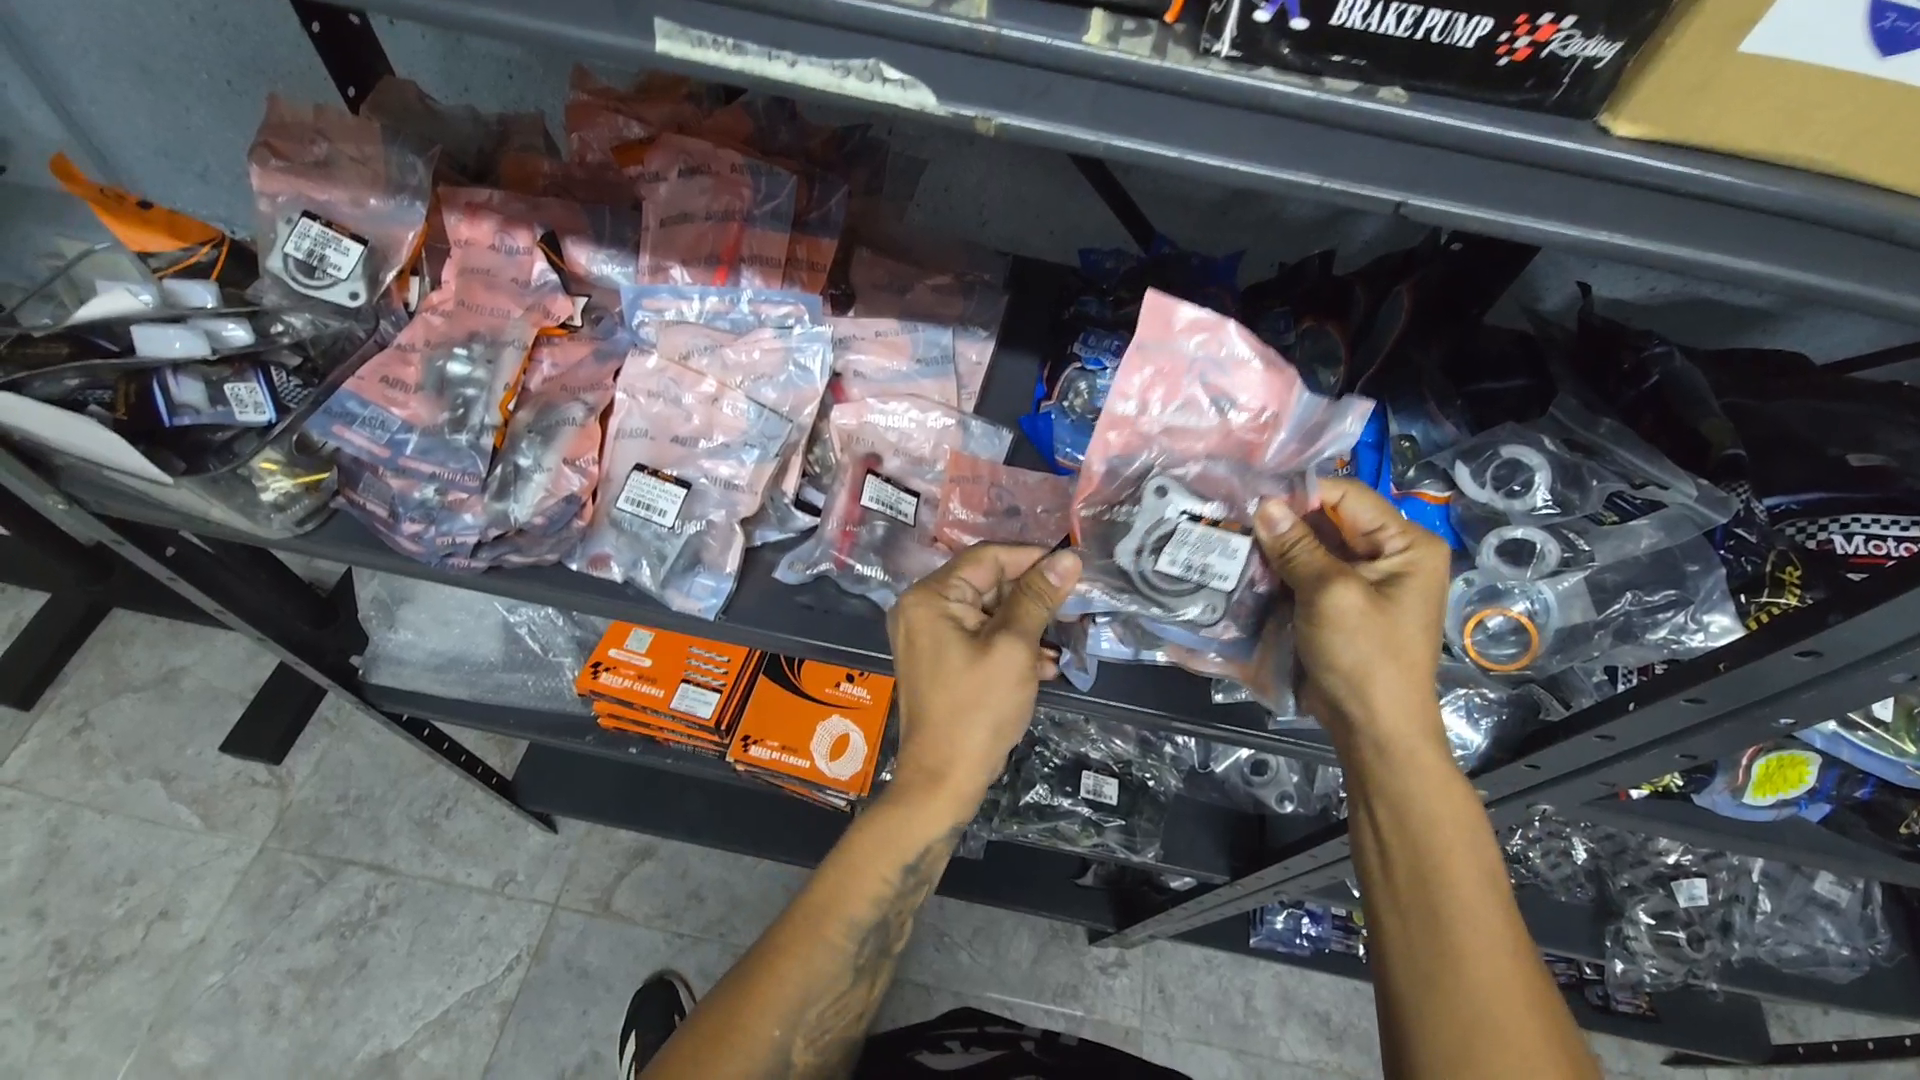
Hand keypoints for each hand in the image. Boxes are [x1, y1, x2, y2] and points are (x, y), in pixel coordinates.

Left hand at [885, 544, 1081, 815]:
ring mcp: (929, 637)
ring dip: (1028, 624)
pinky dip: (1011, 646)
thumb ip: (1038, 599)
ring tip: (1064, 641)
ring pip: (989, 613)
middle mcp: (922, 608)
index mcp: (931, 597)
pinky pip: (980, 638)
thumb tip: (1067, 558)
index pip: (987, 557)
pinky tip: (1044, 667)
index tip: (1073, 568)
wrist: (943, 779)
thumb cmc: (978, 710)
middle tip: (1074, 607)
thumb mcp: (1014, 648)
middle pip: (987, 583)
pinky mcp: (941, 661)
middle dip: (1032, 596)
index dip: (1032, 559)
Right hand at [1257, 477, 1450, 740]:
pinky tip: (1247, 573)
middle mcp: (1390, 556)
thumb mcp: (1329, 594)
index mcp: (1406, 544)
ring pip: (1312, 549)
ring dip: (1275, 550)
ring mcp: (1364, 583)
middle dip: (1283, 524)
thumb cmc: (1363, 657)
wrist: (1373, 728)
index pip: (1348, 496)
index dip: (1300, 494)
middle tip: (1234, 522)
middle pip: (1328, 522)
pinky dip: (1279, 574)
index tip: (1251, 500)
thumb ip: (1296, 547)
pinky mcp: (1340, 606)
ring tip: (1233, 545)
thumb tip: (1263, 504)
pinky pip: (1307, 577)